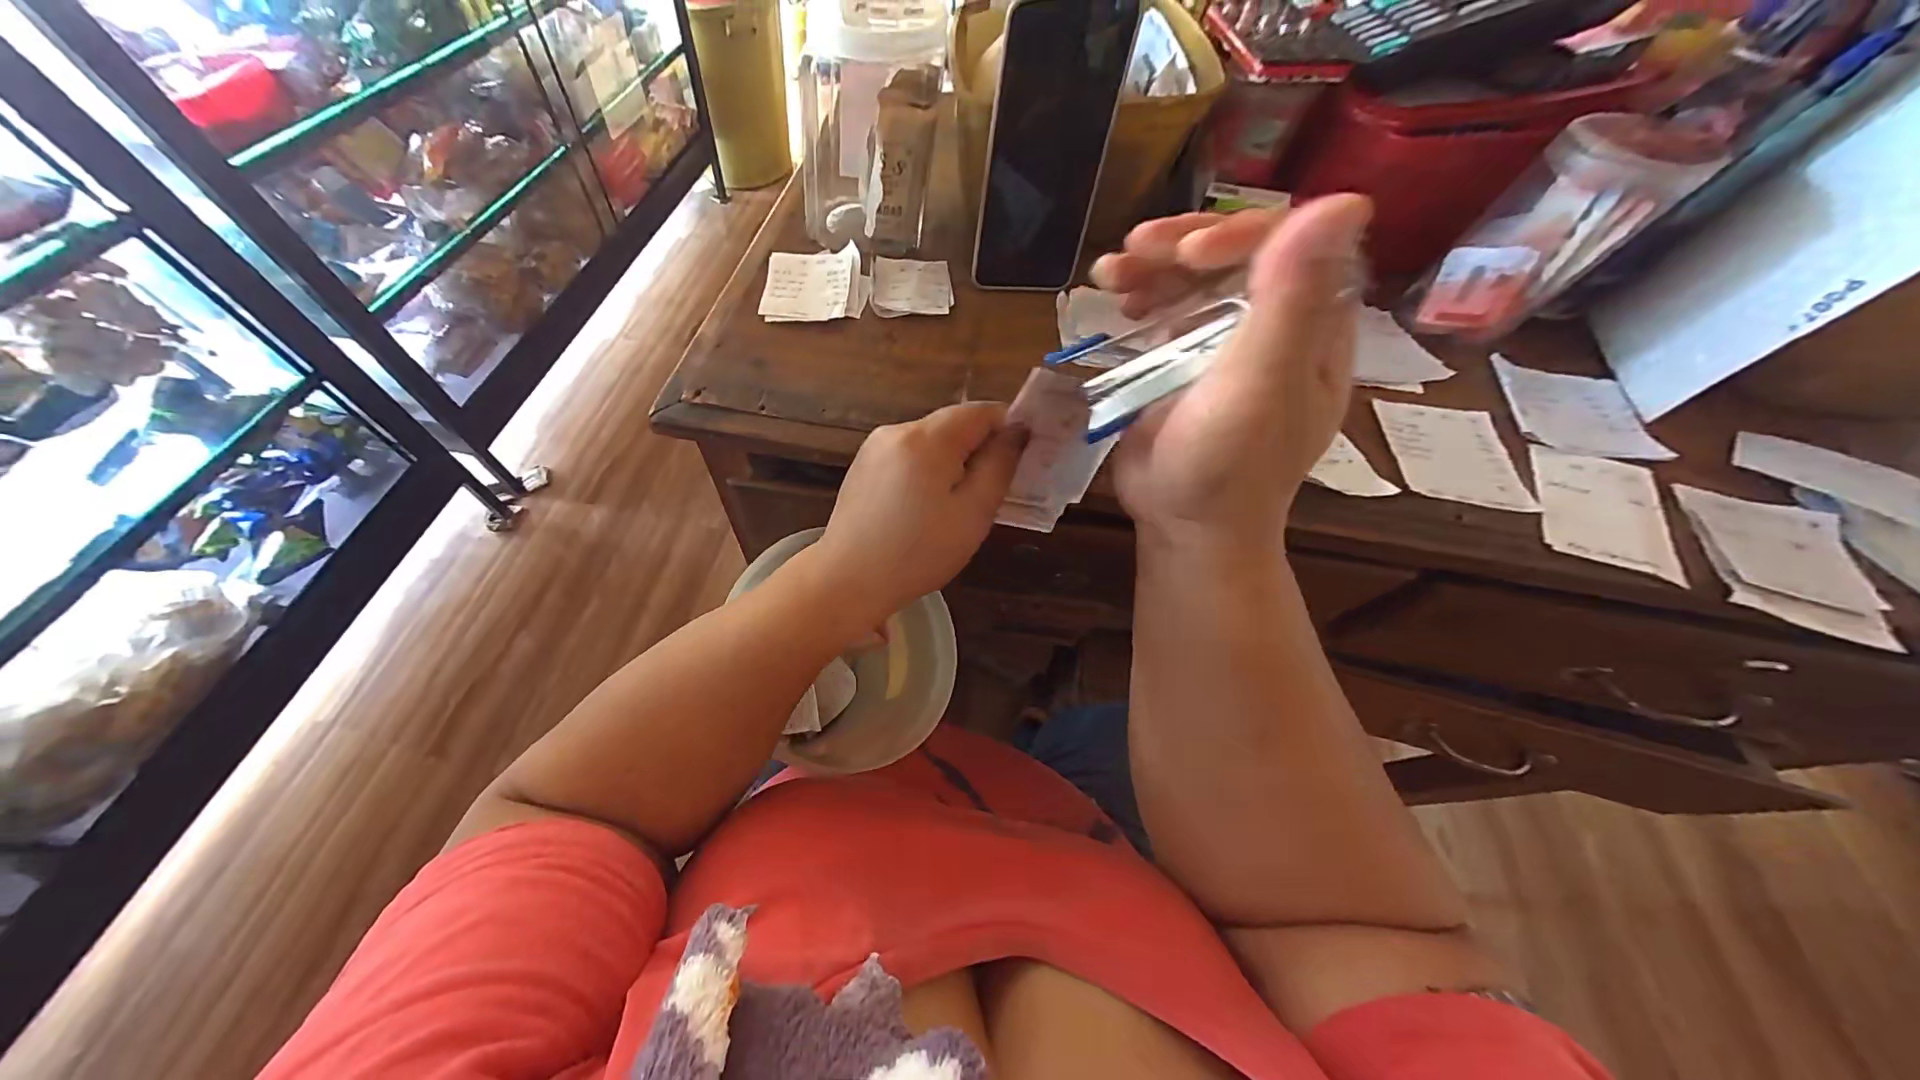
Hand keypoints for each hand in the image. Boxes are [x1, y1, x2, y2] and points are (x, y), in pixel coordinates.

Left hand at [809, 403, 1025, 624]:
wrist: (848, 581)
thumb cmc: (919, 552)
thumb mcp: (974, 512)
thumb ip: (1000, 464)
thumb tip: (1017, 430)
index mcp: (927, 437)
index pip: (981, 411)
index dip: (1009, 428)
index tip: (1022, 460)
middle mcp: (898, 430)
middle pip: (954, 425)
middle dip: (980, 449)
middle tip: (992, 493)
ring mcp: (875, 448)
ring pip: (931, 442)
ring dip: (953, 463)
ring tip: (956, 508)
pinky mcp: (863, 467)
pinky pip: (908, 457)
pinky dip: (927, 472)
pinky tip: (924, 510)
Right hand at [1109, 195, 1372, 550]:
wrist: (1183, 524)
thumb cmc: (1229, 466)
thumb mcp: (1262, 384)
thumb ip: (1292, 301)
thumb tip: (1345, 200)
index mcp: (1314, 326)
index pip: (1292, 245)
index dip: (1241, 233)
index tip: (1189, 253)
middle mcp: (1274, 324)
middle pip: (1236, 252)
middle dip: (1185, 241)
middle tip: (1138, 248)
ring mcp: (1225, 342)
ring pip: (1196, 275)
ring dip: (1153, 262)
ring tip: (1111, 272)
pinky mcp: (1183, 360)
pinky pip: (1166, 309)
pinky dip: (1138, 293)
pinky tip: (1112, 295)